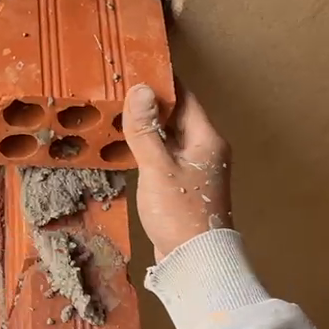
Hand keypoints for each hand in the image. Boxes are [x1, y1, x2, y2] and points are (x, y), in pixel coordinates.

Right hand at [123, 82, 231, 259]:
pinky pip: (167, 157)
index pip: (186, 98)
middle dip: (153, 103)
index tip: (138, 69)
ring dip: (150, 127)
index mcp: (206, 139)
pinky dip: (150, 148)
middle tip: (122, 90)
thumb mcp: (158, 168)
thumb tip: (140, 89)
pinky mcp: (185, 187)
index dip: (163, 82)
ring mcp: (197, 169)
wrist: (194, 259)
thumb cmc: (180, 212)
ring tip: (121, 114)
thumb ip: (146, 130)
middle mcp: (207, 150)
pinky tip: (131, 148)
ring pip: (171, 138)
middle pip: (179, 116)